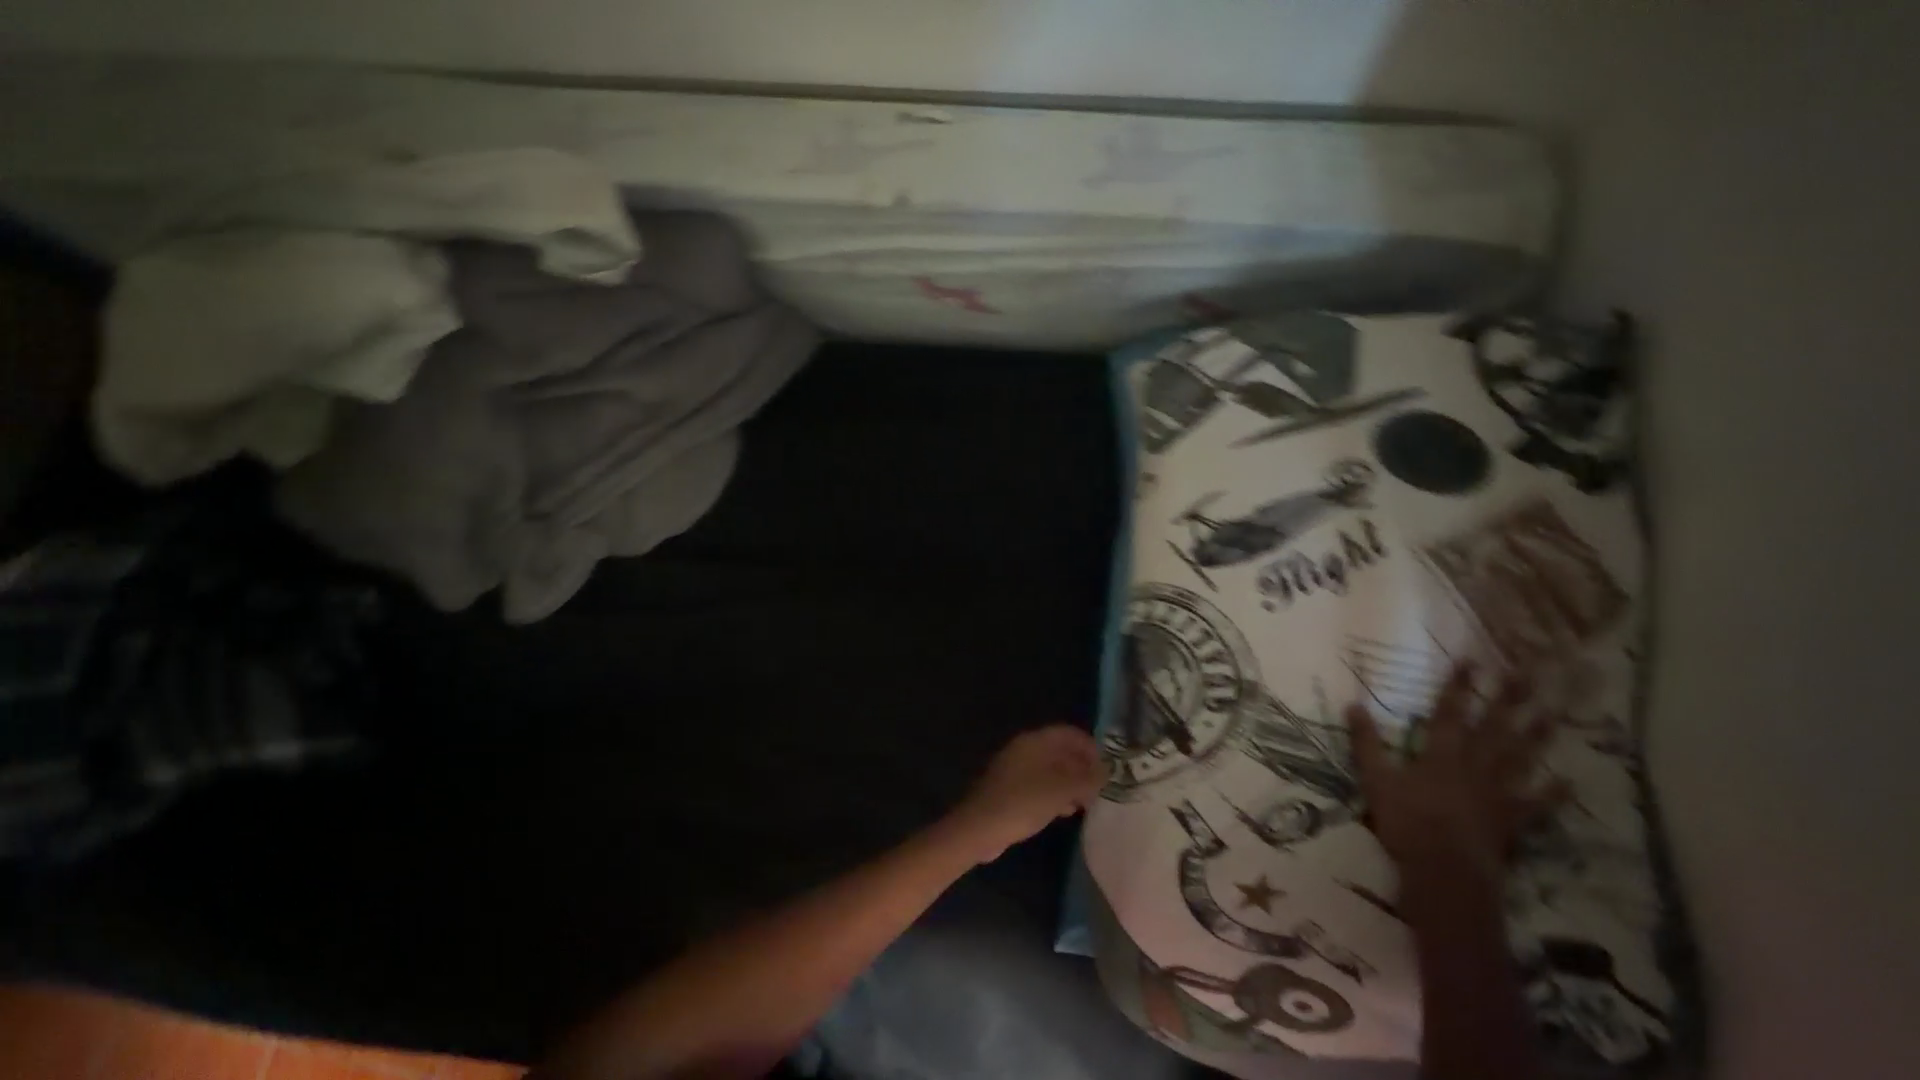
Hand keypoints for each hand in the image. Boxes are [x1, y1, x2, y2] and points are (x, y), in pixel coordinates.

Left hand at [946, 725, 1105, 863]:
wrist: (979, 828)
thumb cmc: (1023, 803)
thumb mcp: (1061, 790)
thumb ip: (1086, 779)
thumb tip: (1105, 771)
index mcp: (1034, 742)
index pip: (1068, 733)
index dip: (1090, 747)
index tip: (1106, 768)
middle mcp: (1024, 750)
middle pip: (1060, 751)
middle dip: (1082, 768)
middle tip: (1099, 788)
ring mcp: (1015, 770)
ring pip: (1050, 770)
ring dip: (1070, 783)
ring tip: (1086, 802)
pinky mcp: (1010, 791)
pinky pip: (1039, 786)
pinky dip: (1055, 794)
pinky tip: (1064, 811)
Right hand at [1347, 663, 1567, 887]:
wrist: (1445, 869)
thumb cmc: (1407, 823)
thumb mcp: (1376, 780)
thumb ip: (1366, 743)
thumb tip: (1354, 705)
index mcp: (1440, 754)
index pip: (1450, 712)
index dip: (1459, 686)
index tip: (1472, 660)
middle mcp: (1474, 765)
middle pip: (1494, 728)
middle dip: (1509, 700)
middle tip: (1528, 674)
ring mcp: (1497, 791)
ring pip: (1519, 758)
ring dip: (1536, 736)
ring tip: (1552, 714)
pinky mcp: (1511, 818)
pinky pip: (1537, 804)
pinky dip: (1554, 794)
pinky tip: (1569, 782)